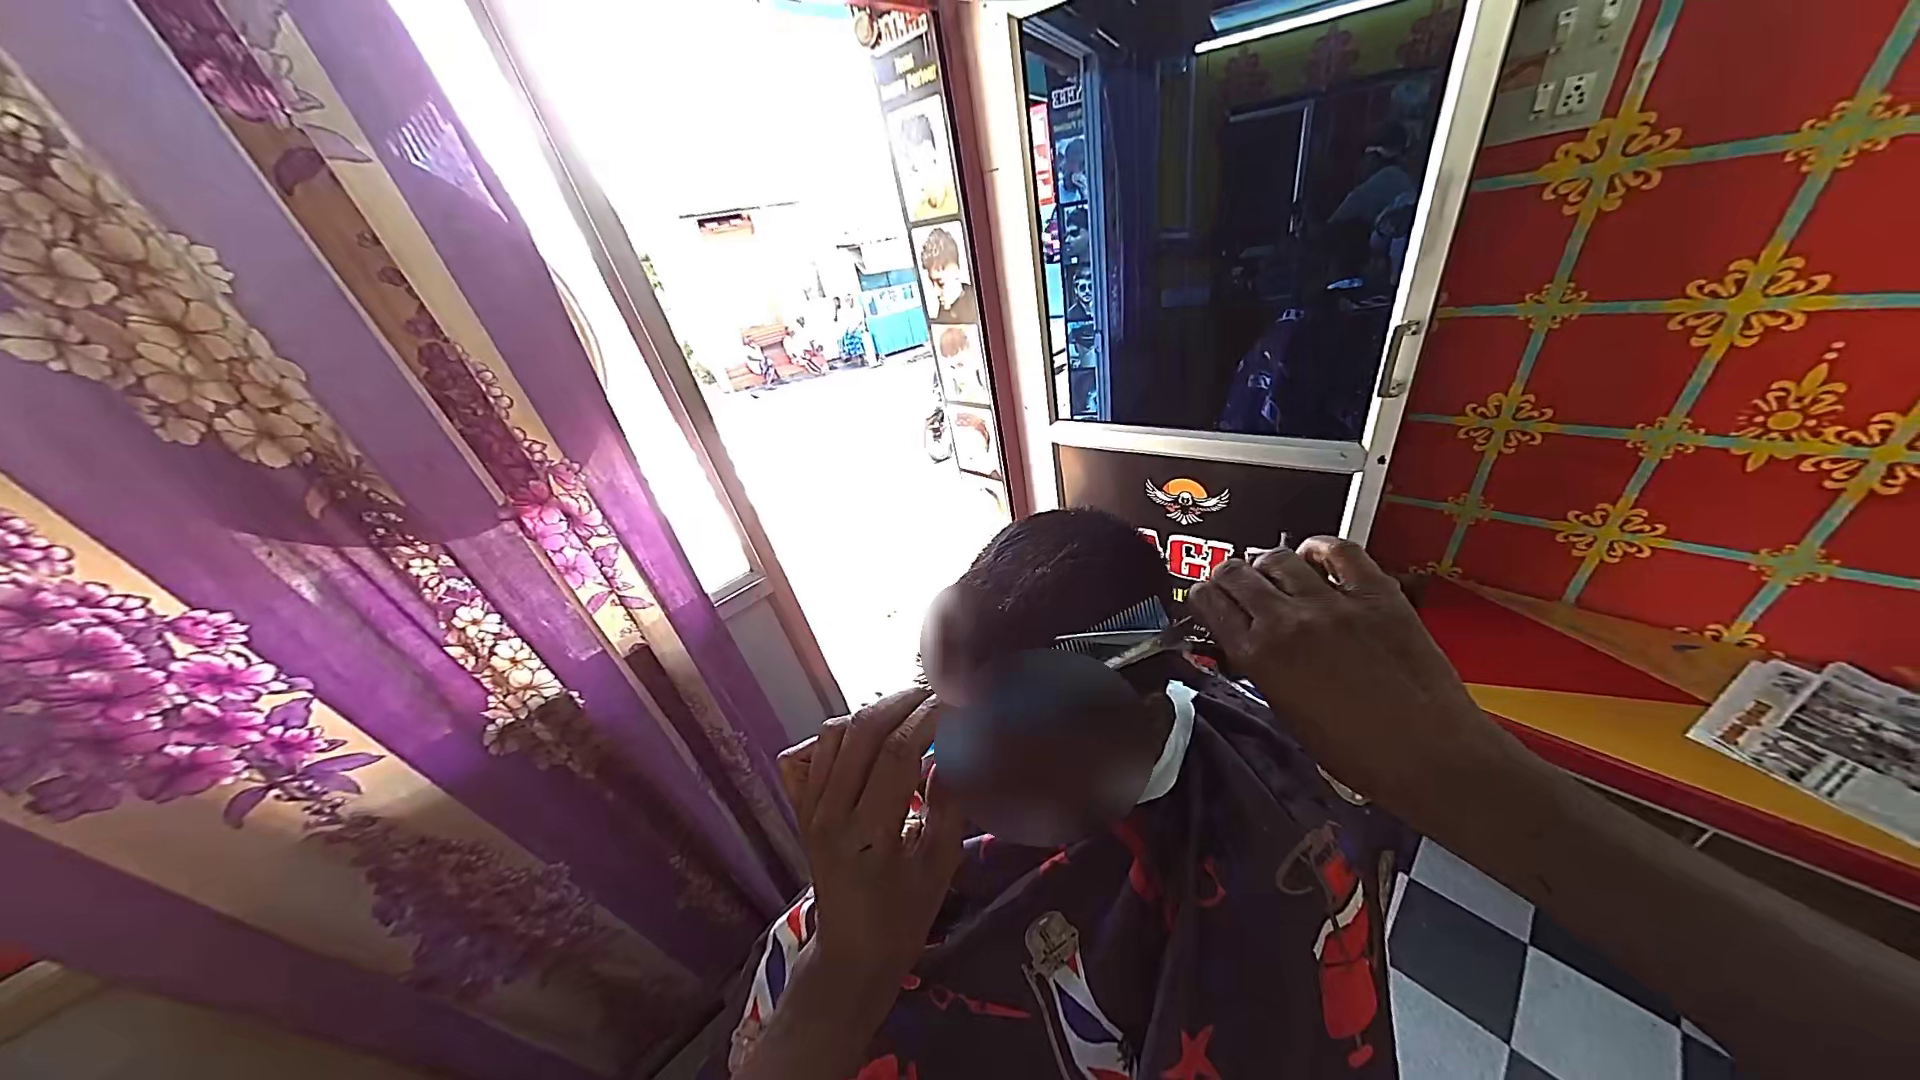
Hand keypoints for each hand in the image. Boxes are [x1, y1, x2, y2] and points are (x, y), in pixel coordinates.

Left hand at [792, 689, 967, 984]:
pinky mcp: (801, 807)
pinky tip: (866, 738)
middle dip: (901, 701)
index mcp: (869, 834)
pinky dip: (840, 732)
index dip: (927, 718)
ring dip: (872, 712)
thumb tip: (953, 752)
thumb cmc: (904, 914)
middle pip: (861, 731)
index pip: (897, 753)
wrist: (851, 951)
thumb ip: (948, 806)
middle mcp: (830, 813)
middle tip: (932, 694)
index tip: (953, 703)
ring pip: (834, 733)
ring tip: (906, 711)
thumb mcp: (940, 867)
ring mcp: (810, 808)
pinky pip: (813, 751)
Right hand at [1186, 537, 1520, 817]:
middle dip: (1228, 575)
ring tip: (1277, 575)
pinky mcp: (1376, 595)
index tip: (1209, 598)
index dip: (1203, 596)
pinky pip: (1339, 550)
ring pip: (1279, 556)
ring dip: (1269, 564)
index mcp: (1258, 656)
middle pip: (1235, 571)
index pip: (1208, 601)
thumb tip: (1243, 641)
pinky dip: (1320, 549)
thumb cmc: (1359, 750)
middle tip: (1235, 584)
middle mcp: (1288, 622)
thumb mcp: (1283, 709)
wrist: (1429, 757)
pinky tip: (1316, 558)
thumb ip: (1257, 665)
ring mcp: (1332, 604)